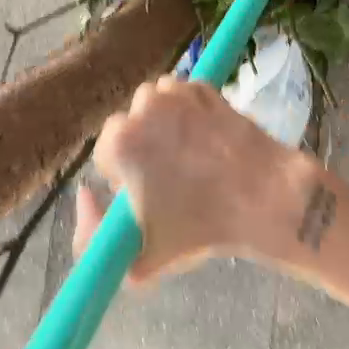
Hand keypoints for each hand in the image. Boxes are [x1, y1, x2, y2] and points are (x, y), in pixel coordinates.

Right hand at [74, 76, 310, 281]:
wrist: (264, 198)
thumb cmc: (200, 229)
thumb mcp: (136, 261)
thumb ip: (90, 238)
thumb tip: (84, 196)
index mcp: (121, 141)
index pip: (105, 150)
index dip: (122, 173)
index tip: (145, 191)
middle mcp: (146, 105)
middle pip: (132, 123)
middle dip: (144, 145)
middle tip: (170, 176)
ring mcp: (180, 91)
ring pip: (159, 105)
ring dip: (166, 124)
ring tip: (189, 156)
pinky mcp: (209, 87)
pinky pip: (186, 96)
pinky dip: (191, 112)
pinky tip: (207, 139)